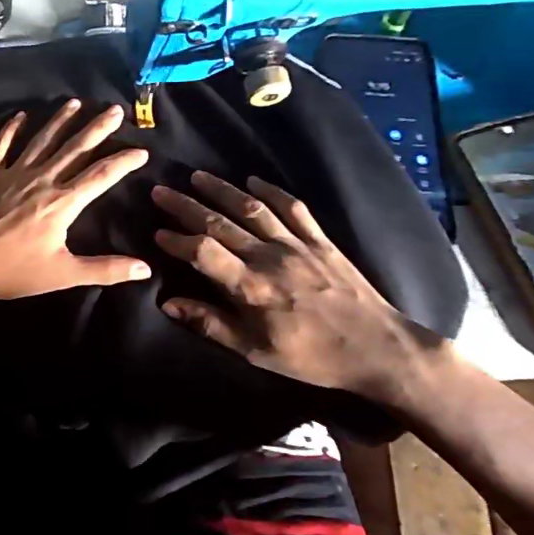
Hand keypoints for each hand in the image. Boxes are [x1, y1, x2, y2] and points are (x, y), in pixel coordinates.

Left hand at [0, 99, 150, 309]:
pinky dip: (11, 130)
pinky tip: (20, 116)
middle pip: (75, 148)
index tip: (141, 150)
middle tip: (115, 109)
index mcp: (62, 202)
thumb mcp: (64, 274)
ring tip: (76, 103)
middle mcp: (42, 180)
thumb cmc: (14, 271)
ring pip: (42, 140)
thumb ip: (106, 269)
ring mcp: (13, 174)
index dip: (124, 161)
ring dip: (60, 120)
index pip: (101, 175)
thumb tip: (144, 269)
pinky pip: (2, 146)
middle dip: (98, 128)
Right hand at [152, 171, 447, 407]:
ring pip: (251, 208)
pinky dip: (271, 191)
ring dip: (222, 190)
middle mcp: (269, 257)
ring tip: (197, 177)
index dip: (177, 240)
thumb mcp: (256, 352)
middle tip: (161, 191)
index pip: (203, 253)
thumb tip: (168, 303)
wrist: (376, 347)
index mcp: (250, 287)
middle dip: (187, 206)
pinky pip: (292, 207)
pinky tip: (253, 180)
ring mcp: (296, 244)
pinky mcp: (320, 240)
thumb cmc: (312, 357)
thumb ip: (211, 325)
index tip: (157, 232)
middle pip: (220, 223)